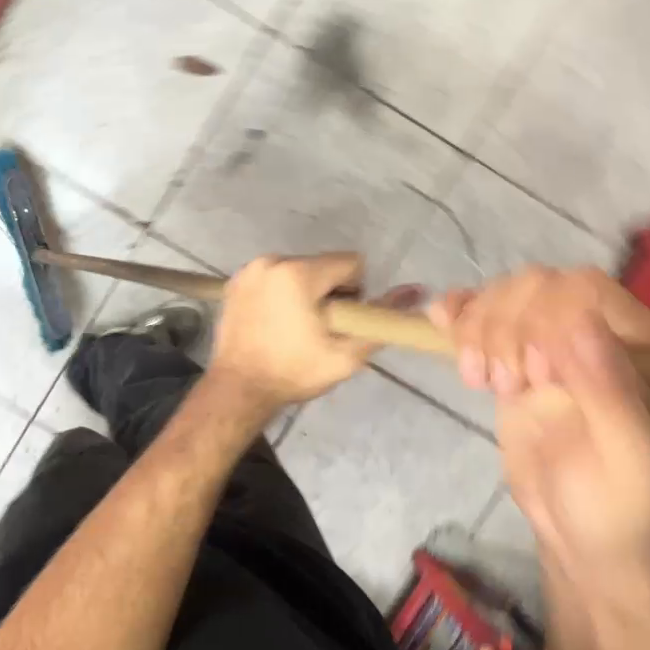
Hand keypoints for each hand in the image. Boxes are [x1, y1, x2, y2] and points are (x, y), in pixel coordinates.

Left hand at [207, 253, 391, 419]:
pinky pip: (272, 278)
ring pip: (296, 271)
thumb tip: (415, 291)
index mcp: (298, 272)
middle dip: (329, 291)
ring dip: (304, 291)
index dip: (356, 291)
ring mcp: (249, 271)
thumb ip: (380, 320)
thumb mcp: (346, 353)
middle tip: (321, 328)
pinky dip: (280, 294)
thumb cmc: (294, 371)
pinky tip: (276, 323)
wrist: (239, 388)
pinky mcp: (234, 283)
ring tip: (296, 327)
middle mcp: (271, 262)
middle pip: (321, 265)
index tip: (344, 319)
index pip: (350, 263)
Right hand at [430, 269, 649, 583]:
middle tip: (506, 387)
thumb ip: (608, 389)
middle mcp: (601, 336)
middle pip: (537, 286)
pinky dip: (457, 313)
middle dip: (506, 328)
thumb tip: (580, 318)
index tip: (538, 374)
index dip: (546, 315)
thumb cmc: (621, 508)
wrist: (584, 541)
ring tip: (481, 383)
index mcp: (647, 350)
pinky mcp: (514, 360)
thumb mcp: (628, 459)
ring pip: (504, 297)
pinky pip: (482, 317)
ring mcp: (553, 347)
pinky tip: (441, 323)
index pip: (588, 290)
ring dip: (478, 331)